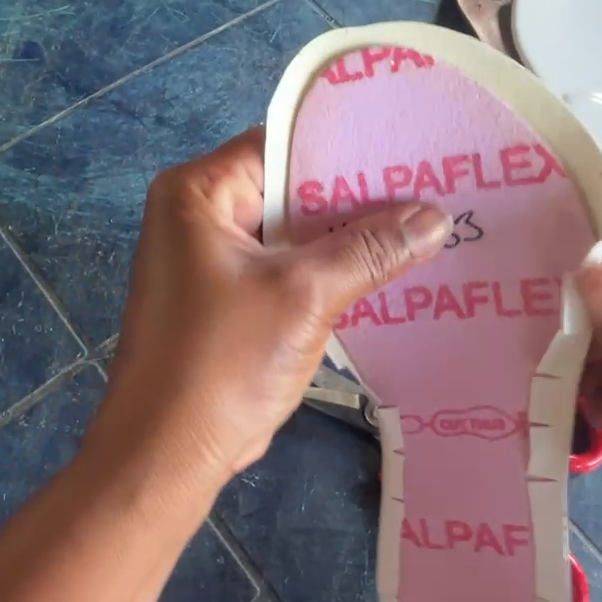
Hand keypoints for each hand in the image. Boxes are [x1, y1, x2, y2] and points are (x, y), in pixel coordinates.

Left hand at [92, 128, 450, 495]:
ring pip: (290, 231)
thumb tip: (436, 215)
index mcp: (197, 192)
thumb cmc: (222, 362)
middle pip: (288, 189)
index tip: (408, 148)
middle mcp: (197, 213)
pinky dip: (326, 270)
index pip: (281, 146)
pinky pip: (284, 266)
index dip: (344, 147)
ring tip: (423, 225)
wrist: (165, 455)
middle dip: (354, 197)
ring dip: (345, 238)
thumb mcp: (303, 296)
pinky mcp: (225, 296)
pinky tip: (386, 272)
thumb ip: (369, 249)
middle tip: (430, 187)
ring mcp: (210, 257)